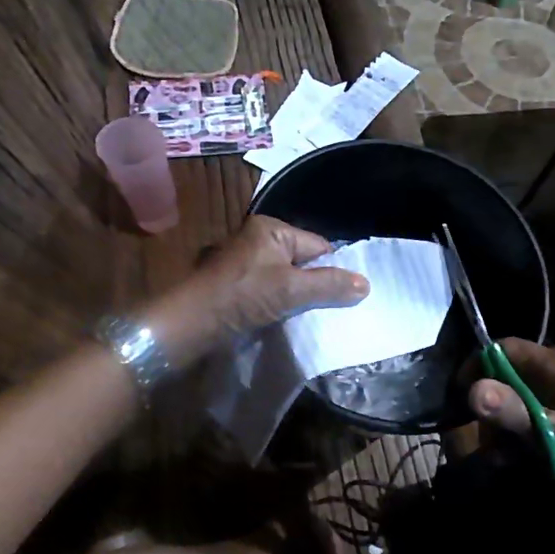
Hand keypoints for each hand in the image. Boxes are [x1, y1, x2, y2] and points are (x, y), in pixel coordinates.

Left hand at [142, 216, 368, 367]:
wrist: (188, 324)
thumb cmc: (241, 297)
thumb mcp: (291, 289)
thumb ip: (329, 285)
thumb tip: (366, 284)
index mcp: (271, 229)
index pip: (318, 246)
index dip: (332, 271)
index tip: (343, 296)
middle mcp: (258, 239)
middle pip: (304, 262)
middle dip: (315, 285)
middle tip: (328, 309)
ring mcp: (245, 263)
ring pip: (288, 279)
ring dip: (297, 297)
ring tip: (307, 316)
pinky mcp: (237, 285)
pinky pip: (271, 290)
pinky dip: (280, 304)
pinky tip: (285, 319)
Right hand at [464, 340, 554, 517]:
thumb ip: (515, 414)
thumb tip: (472, 391)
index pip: (507, 348)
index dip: (479, 368)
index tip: (461, 400)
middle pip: (518, 372)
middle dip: (499, 408)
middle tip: (492, 448)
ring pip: (532, 389)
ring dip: (515, 421)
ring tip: (510, 458)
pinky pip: (551, 399)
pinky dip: (535, 421)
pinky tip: (534, 453)